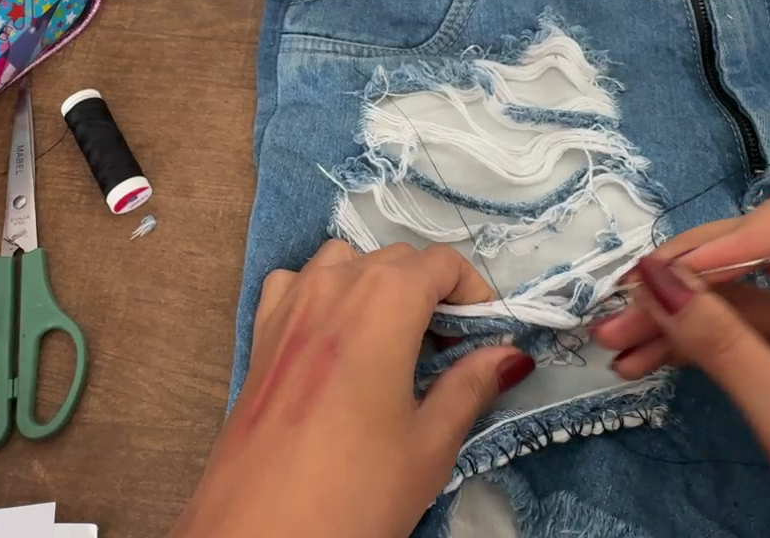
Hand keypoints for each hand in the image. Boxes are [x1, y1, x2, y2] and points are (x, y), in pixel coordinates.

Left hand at [170, 241, 533, 537]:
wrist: (258, 532)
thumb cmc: (355, 489)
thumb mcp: (429, 444)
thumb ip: (471, 386)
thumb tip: (510, 355)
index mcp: (384, 299)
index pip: (441, 262)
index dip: (473, 291)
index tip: (485, 333)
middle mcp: (335, 281)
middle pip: (397, 259)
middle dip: (432, 291)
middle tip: (450, 351)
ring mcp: (292, 298)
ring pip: (347, 260)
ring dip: (377, 284)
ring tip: (393, 340)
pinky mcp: (261, 325)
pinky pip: (298, 281)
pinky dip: (323, 291)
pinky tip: (332, 336)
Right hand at [591, 184, 769, 537]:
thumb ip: (727, 350)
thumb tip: (650, 276)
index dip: (735, 236)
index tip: (675, 275)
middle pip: (761, 254)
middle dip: (688, 276)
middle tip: (625, 302)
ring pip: (740, 299)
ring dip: (676, 315)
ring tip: (614, 340)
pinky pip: (740, 342)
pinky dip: (690, 348)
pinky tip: (640, 363)